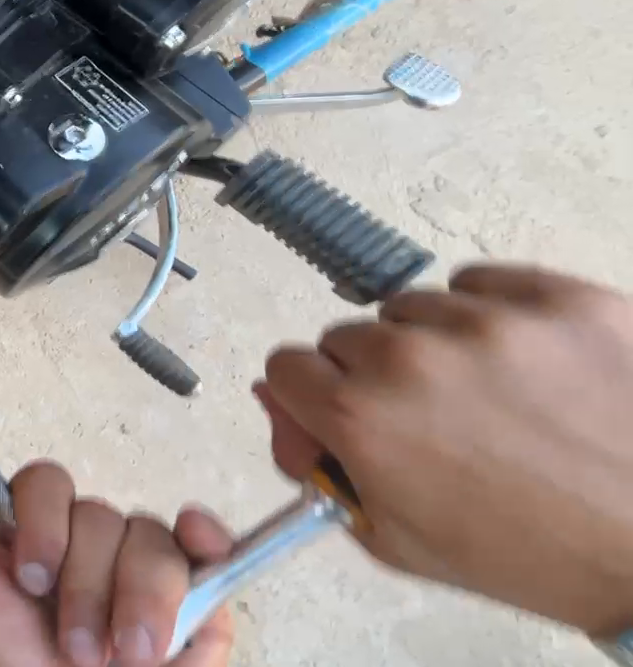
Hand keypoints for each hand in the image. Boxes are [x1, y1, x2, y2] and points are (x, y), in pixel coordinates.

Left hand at [0, 421, 233, 666]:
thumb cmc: (8, 657)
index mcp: (39, 526)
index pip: (45, 481)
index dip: (41, 522)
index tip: (29, 575)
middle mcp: (92, 538)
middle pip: (98, 513)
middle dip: (82, 586)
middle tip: (71, 644)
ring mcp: (146, 564)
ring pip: (148, 541)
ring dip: (131, 607)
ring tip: (120, 660)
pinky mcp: (202, 598)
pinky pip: (212, 547)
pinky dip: (210, 543)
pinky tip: (200, 557)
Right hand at [260, 264, 632, 636]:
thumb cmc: (535, 557)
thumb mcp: (394, 538)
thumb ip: (314, 464)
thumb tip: (278, 401)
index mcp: (356, 413)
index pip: (286, 366)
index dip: (318, 397)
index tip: (359, 419)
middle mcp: (404, 357)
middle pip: (346, 337)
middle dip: (377, 373)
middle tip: (438, 418)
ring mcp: (487, 324)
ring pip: (411, 308)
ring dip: (434, 342)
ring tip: (496, 391)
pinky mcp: (561, 302)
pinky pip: (481, 281)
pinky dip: (493, 310)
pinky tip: (529, 358)